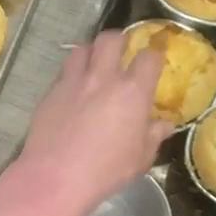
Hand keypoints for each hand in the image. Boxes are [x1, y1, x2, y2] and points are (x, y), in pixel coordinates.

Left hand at [16, 31, 171, 215]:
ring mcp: (73, 82)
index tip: (155, 60)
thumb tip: (164, 125)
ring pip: (82, 49)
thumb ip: (153, 136)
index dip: (155, 55)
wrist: (56, 176)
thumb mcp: (140, 158)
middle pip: (111, 40)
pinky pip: (63, 73)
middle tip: (121, 51)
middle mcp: (103, 78)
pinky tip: (73, 92)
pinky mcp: (51, 93)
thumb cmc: (105, 170)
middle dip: (119, 40)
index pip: (149, 58)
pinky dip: (72, 75)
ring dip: (91, 52)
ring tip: (94, 65)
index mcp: (132, 91)